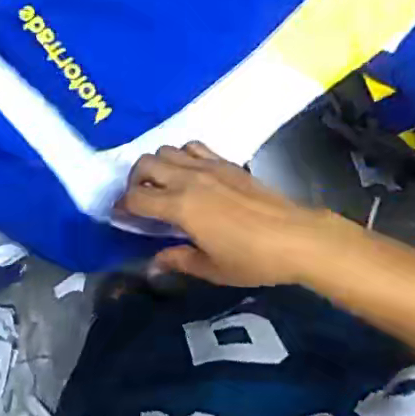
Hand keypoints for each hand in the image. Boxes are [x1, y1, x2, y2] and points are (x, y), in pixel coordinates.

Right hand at [118, 142, 352, 287]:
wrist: (294, 236)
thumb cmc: (252, 259)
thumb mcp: (212, 269)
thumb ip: (178, 260)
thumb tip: (153, 263)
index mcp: (180, 206)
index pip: (137, 198)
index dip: (122, 206)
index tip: (120, 215)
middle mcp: (187, 178)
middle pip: (145, 164)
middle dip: (134, 180)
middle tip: (139, 199)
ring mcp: (206, 165)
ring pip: (165, 150)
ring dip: (157, 165)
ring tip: (162, 184)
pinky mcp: (223, 161)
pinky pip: (191, 146)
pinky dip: (181, 155)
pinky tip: (189, 172)